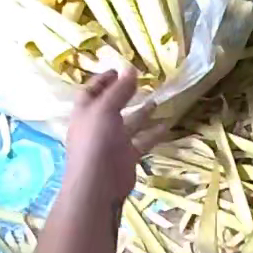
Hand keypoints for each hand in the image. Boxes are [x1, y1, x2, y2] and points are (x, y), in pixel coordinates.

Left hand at [61, 68, 165, 208]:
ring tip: (158, 100)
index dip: (104, 79)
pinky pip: (142, 141)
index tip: (119, 69)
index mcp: (85, 111)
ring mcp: (112, 141)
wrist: (98, 183)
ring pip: (129, 123)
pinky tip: (167, 124)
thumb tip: (131, 69)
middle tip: (142, 82)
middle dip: (125, 94)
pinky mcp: (126, 156)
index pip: (92, 90)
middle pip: (111, 105)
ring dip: (143, 112)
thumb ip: (119, 90)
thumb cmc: (96, 141)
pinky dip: (153, 133)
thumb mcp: (105, 109)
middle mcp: (97, 125)